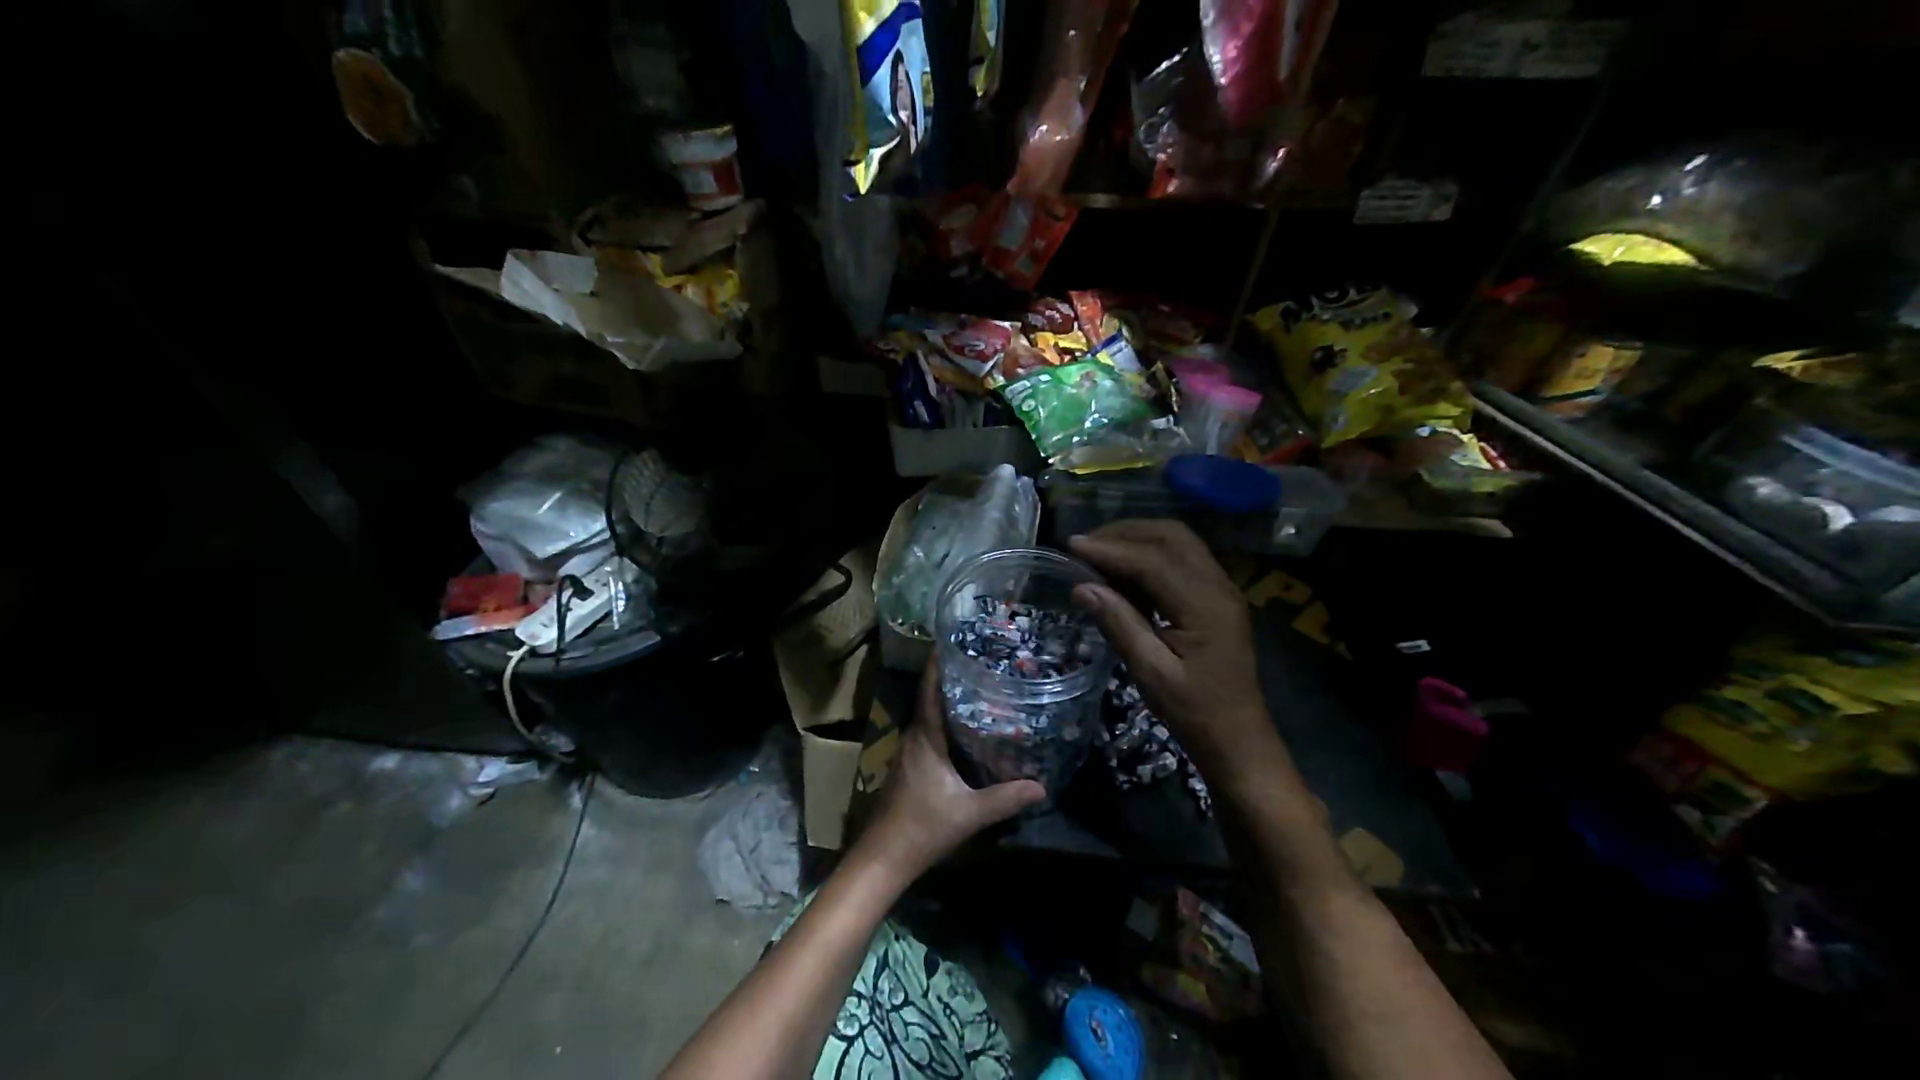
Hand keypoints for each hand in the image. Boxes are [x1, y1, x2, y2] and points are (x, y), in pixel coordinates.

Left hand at [853, 662, 1046, 883]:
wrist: (883, 858)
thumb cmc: (922, 827)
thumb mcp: (970, 813)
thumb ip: (1005, 798)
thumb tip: (1042, 786)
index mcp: (924, 738)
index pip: (930, 690)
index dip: (938, 663)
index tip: (952, 640)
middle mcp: (913, 738)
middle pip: (932, 699)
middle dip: (952, 679)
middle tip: (982, 663)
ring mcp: (909, 754)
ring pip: (930, 718)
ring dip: (950, 702)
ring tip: (981, 689)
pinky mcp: (910, 768)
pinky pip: (930, 735)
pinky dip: (947, 724)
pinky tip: (968, 731)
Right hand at [1068, 521, 1279, 784]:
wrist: (1238, 739)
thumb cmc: (1194, 712)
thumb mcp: (1151, 673)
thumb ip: (1119, 624)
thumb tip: (1082, 587)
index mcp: (1205, 605)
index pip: (1152, 561)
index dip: (1110, 550)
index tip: (1072, 545)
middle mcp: (1219, 586)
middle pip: (1171, 537)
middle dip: (1126, 533)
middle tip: (1086, 545)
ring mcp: (1223, 589)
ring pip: (1180, 542)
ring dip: (1139, 539)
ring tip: (1101, 554)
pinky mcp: (1219, 597)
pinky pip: (1184, 559)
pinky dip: (1152, 555)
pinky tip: (1127, 574)